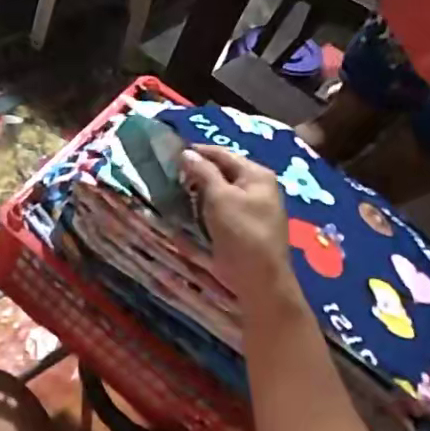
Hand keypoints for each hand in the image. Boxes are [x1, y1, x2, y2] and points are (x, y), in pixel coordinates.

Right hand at [177, 145, 300, 312]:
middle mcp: (258, 186)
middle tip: (171, 176)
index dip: (196, 152)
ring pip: (220, 189)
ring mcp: (253, 206)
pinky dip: (206, 204)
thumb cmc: (241, 232)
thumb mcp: (219, 197)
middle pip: (222, 170)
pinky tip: (191, 209)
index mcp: (256, 174)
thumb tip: (186, 153)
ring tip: (177, 192)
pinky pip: (222, 205)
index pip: (221, 153)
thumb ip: (202, 171)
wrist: (260, 278)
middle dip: (197, 172)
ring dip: (199, 189)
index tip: (169, 155)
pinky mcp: (244, 223)